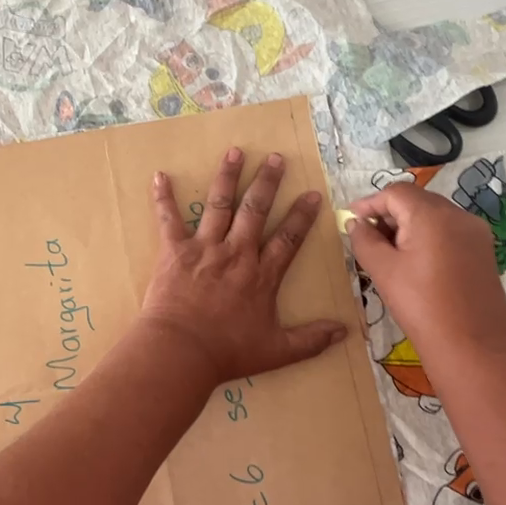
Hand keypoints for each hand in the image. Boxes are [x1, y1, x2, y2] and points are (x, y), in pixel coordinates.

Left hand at [140, 147, 346, 385]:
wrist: (181, 349)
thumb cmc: (227, 352)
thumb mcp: (278, 351)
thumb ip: (311, 340)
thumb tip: (344, 333)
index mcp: (262, 275)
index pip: (288, 239)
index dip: (302, 216)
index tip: (312, 194)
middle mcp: (236, 253)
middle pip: (256, 210)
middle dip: (267, 182)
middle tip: (275, 158)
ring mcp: (204, 249)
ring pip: (219, 205)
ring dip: (227, 176)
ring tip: (235, 152)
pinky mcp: (174, 251)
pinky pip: (168, 219)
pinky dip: (163, 197)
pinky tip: (160, 176)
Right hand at [346, 182, 505, 358]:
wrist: (473, 344)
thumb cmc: (421, 304)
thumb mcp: (383, 270)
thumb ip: (364, 240)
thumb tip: (357, 223)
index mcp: (432, 215)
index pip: (396, 192)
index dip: (370, 202)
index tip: (351, 219)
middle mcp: (459, 216)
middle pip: (416, 200)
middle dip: (388, 213)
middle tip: (366, 237)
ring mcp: (475, 232)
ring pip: (433, 215)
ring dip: (407, 225)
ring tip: (387, 251)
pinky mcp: (482, 250)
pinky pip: (448, 230)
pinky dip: (426, 236)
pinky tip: (413, 260)